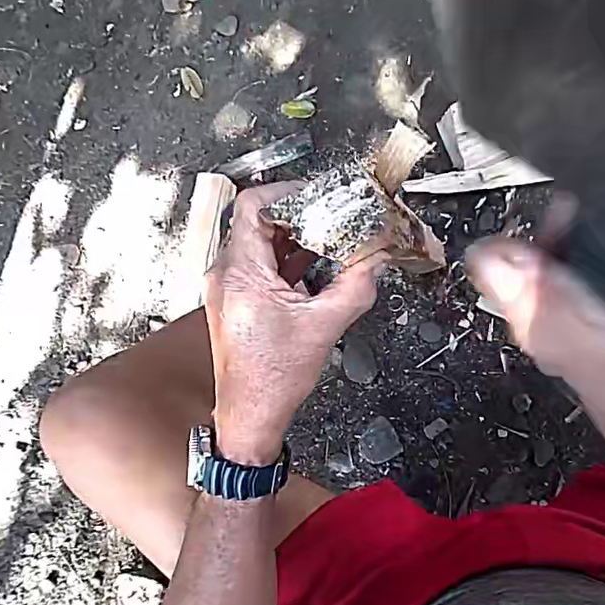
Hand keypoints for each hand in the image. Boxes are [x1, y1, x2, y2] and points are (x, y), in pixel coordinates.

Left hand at [206, 182, 383, 464]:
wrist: (251, 413)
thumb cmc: (274, 377)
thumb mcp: (325, 326)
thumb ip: (356, 287)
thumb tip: (377, 260)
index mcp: (242, 273)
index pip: (253, 206)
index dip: (287, 192)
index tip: (317, 196)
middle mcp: (227, 274)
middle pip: (260, 221)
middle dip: (301, 217)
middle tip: (333, 218)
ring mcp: (230, 287)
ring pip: (262, 242)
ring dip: (297, 239)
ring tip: (331, 243)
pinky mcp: (238, 299)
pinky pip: (262, 264)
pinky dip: (289, 260)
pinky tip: (318, 269)